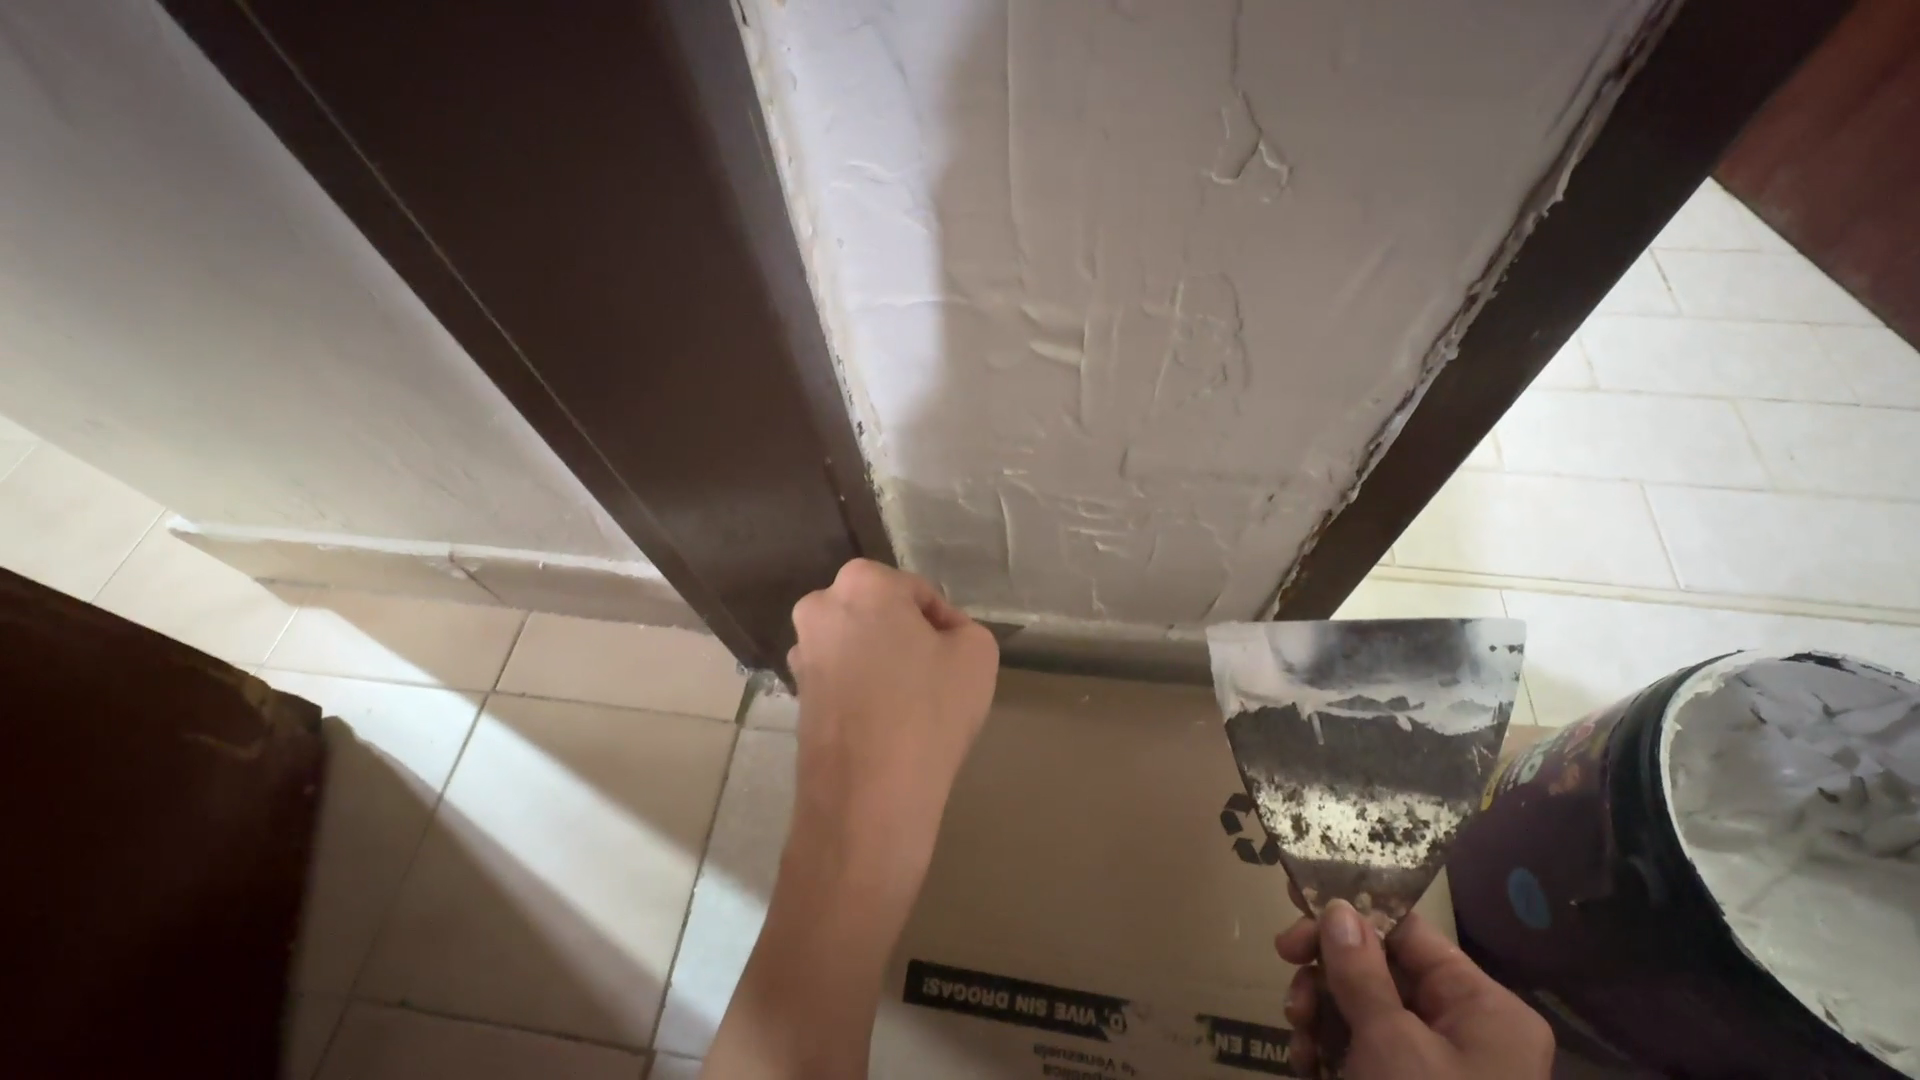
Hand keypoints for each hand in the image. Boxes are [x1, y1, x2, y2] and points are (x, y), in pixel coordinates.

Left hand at [784, 559, 999, 904]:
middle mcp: (819, 607)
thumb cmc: (928, 711)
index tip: (959, 658)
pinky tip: (886, 724)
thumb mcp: (978, 652)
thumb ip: (964, 628)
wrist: (868, 796)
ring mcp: (802, 653)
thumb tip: (940, 638)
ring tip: (911, 706)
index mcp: (862, 582)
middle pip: (881, 614)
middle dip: (908, 638)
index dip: (946, 625)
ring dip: (884, 664)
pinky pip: (843, 678)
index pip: (918, 592)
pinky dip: (864, 691)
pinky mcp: (796, 694)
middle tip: (937, 677)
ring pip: (859, 646)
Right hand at [1275, 898, 1553, 1079]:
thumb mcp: (1389, 1041)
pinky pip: (1358, 1050)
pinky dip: (1326, 1052)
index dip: (1349, 918)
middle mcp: (1464, 1030)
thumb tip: (1337, 907)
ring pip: (1360, 1010)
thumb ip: (1358, 969)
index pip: (1409, 934)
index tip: (1290, 914)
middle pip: (1378, 970)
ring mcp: (1434, 1067)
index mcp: (1483, 1008)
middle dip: (1326, 979)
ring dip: (1318, 1018)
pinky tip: (1307, 1067)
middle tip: (1289, 987)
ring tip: (1300, 1043)